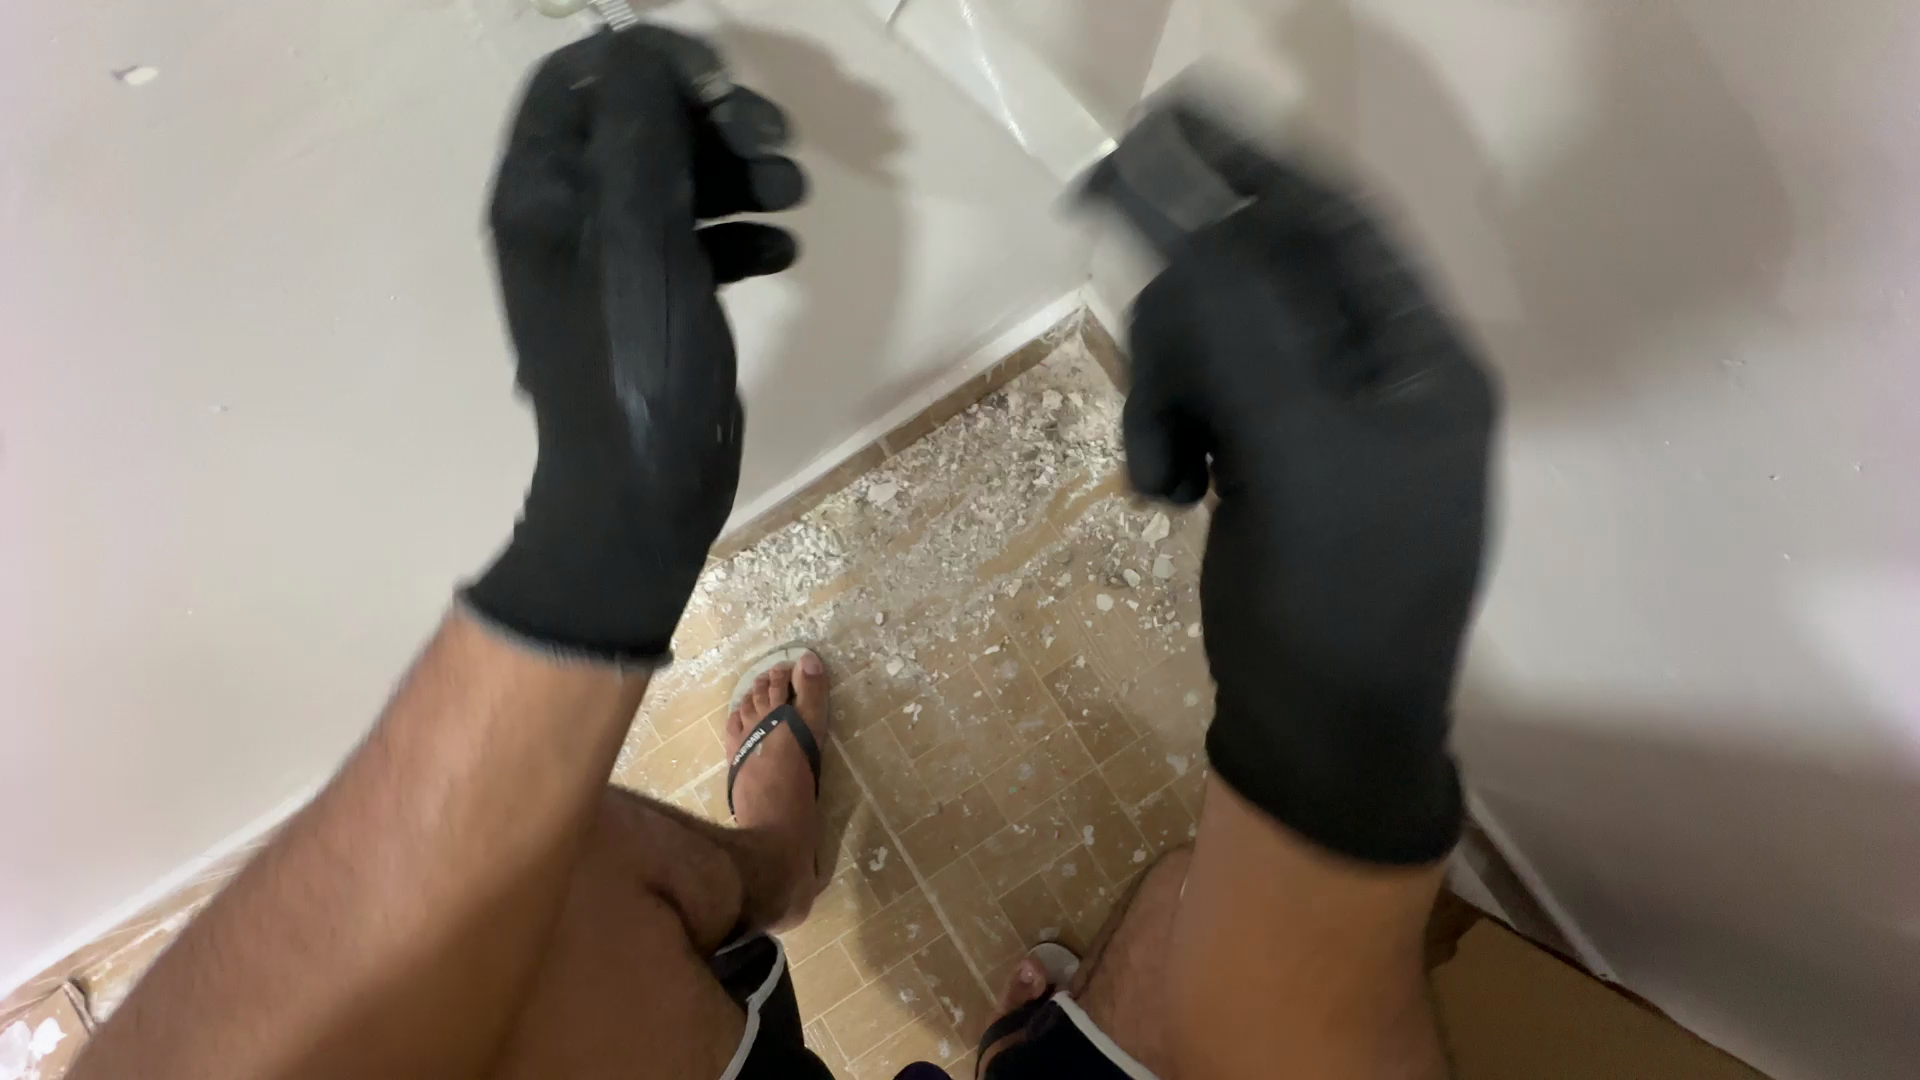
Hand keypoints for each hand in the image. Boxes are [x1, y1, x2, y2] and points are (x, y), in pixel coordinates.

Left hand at [465, 27, 805, 663]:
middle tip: (781, 143)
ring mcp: (622, 270)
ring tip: (795, 196)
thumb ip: (641, 143)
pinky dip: (745, 237)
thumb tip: (646, 51)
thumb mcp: (638, 246)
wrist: (645, 492)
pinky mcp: (664, 308)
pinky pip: (703, 247)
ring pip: (681, 191)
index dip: (649, 63)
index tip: (723, 75)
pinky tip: (785, 251)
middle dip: (714, 127)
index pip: (581, 85)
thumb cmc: (636, 371)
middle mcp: (576, 224)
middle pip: (643, 135)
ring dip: (740, 180)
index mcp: (544, 197)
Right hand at [1086, 106, 1496, 863]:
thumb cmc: (1330, 604)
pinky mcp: (1261, 460)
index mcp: (1414, 356)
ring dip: (1165, 404)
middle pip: (1247, 290)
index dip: (1244, 169)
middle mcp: (1368, 372)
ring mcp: (1309, 419)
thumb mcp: (1298, 457)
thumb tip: (1183, 212)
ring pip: (1206, 353)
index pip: (1327, 224)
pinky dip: (1166, 442)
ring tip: (1163, 479)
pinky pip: (1195, 410)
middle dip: (1183, 341)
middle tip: (1154, 402)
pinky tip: (1169, 495)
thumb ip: (1243, 329)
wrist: (1316, 728)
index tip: (1156, 127)